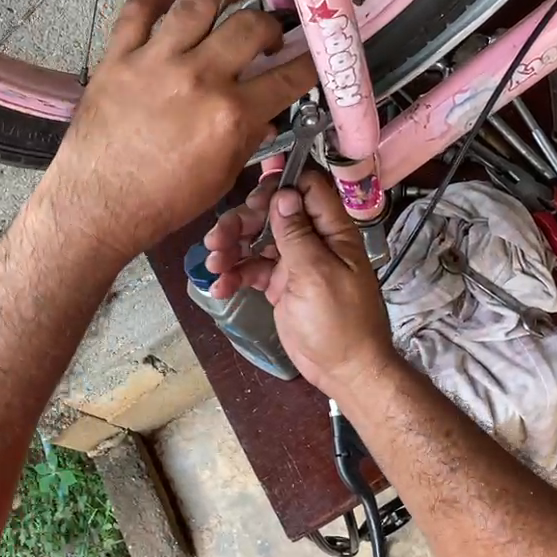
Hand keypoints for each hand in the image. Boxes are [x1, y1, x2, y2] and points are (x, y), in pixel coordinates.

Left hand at [39, 0, 316, 262]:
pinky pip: (139, 9)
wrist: (98, 206)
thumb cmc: (162, 202)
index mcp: (230, 115)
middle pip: (249, 25)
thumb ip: (247, 138)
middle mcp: (198, 79)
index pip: (286, 76)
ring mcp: (155, 62)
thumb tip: (263, 113)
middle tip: (268, 34)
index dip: (308, 61)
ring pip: (198, 1)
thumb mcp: (221, 177)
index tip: (312, 54)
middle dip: (270, 25)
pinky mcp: (118, 57)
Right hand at [204, 171, 397, 393]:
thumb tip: (284, 193)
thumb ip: (297, 234)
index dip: (278, 186)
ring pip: (256, 240)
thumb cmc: (340, 323)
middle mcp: (312, 240)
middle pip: (272, 214)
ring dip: (231, 248)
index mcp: (331, 231)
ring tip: (213, 265)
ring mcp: (294, 263)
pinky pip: (252, 270)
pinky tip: (220, 288)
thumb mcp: (317, 274)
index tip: (252, 198)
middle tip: (218, 239)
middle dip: (242, 222)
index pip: (307, 189)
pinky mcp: (279, 285)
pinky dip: (234, 275)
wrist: (343, 370)